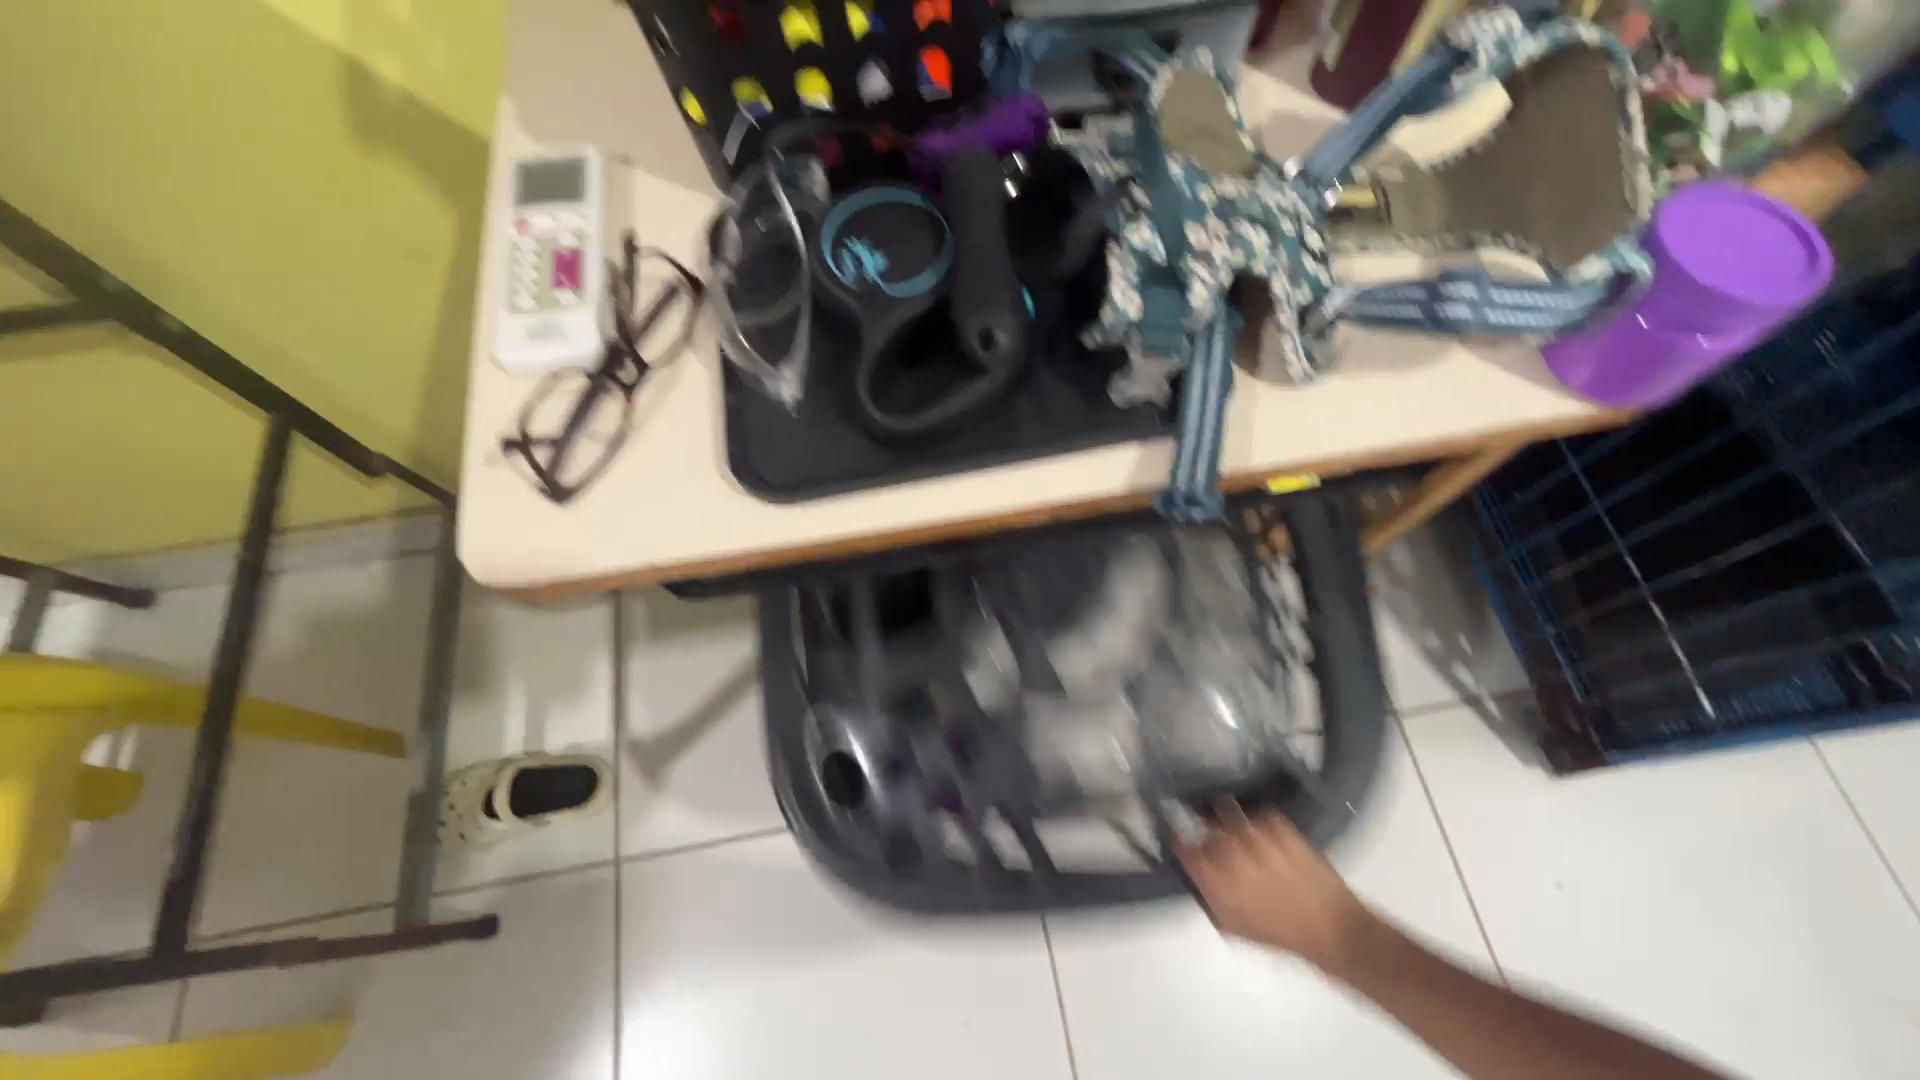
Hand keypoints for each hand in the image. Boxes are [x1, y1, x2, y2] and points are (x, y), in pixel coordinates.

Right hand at [1176, 805, 1376, 972]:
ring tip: (1237, 829)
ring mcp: (1256, 835)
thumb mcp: (1233, 926)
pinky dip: (1257, 820)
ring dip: (1228, 819)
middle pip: (1204, 828)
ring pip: (1228, 812)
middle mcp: (1230, 852)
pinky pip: (1258, 813)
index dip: (1179, 842)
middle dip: (1206, 833)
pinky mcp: (1280, 826)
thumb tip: (1196, 879)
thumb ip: (1208, 898)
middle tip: (1215, 842)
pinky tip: (1263, 832)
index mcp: (1215, 879)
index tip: (1180, 841)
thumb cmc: (1279, 934)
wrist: (1332, 930)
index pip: (1182, 847)